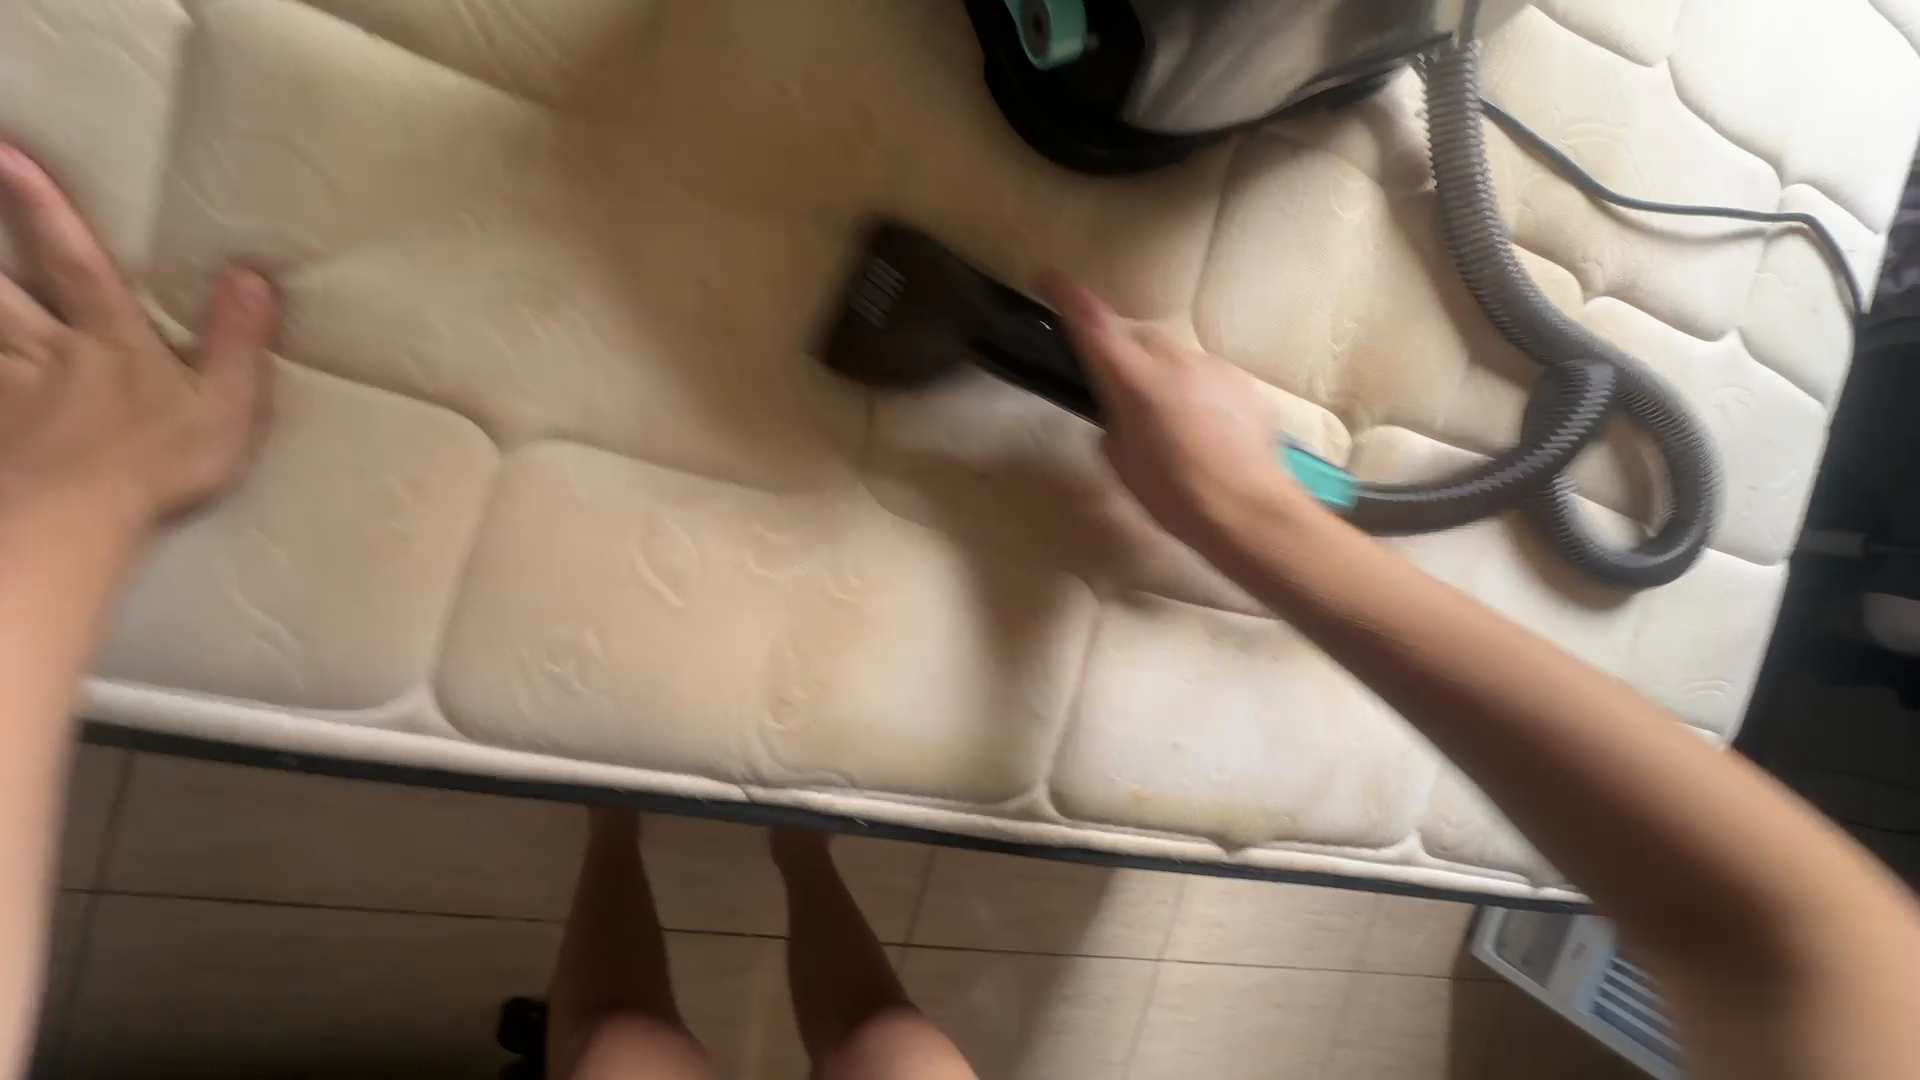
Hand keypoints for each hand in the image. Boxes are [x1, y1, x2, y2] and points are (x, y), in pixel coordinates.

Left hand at [0, 142, 276, 535]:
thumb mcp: (228, 403)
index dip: (45, 209)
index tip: (8, 152)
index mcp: (113, 343)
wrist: (76, 512)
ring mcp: (3, 381)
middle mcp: (46, 349)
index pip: (78, 265)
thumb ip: (238, 340)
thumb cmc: (164, 461)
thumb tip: (251, 275)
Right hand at [1038, 274, 1316, 553]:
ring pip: (1173, 359)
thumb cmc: (1172, 495)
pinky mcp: (1242, 381)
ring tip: (1169, 426)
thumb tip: (1120, 413)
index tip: (1045, 279)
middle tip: (1119, 396)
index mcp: (1131, 378)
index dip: (1063, 294)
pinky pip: (1205, 377)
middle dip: (1121, 357)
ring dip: (1162, 379)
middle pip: (1135, 339)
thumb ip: (1112, 422)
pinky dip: (1195, 394)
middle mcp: (1171, 359)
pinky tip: (1203, 433)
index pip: (1090, 320)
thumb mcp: (1121, 463)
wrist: (1247, 510)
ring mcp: (1212, 366)